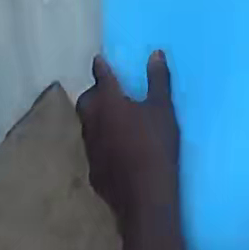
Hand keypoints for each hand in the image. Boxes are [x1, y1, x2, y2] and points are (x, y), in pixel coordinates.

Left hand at [76, 52, 180, 234]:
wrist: (145, 196)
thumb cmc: (156, 143)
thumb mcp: (162, 107)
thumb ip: (157, 79)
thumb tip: (154, 54)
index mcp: (109, 104)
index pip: (102, 79)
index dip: (101, 67)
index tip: (98, 59)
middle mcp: (94, 124)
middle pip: (86, 102)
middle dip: (94, 92)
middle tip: (107, 88)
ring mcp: (91, 149)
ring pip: (87, 125)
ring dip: (96, 116)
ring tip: (112, 114)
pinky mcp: (94, 171)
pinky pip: (93, 147)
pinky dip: (101, 138)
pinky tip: (115, 144)